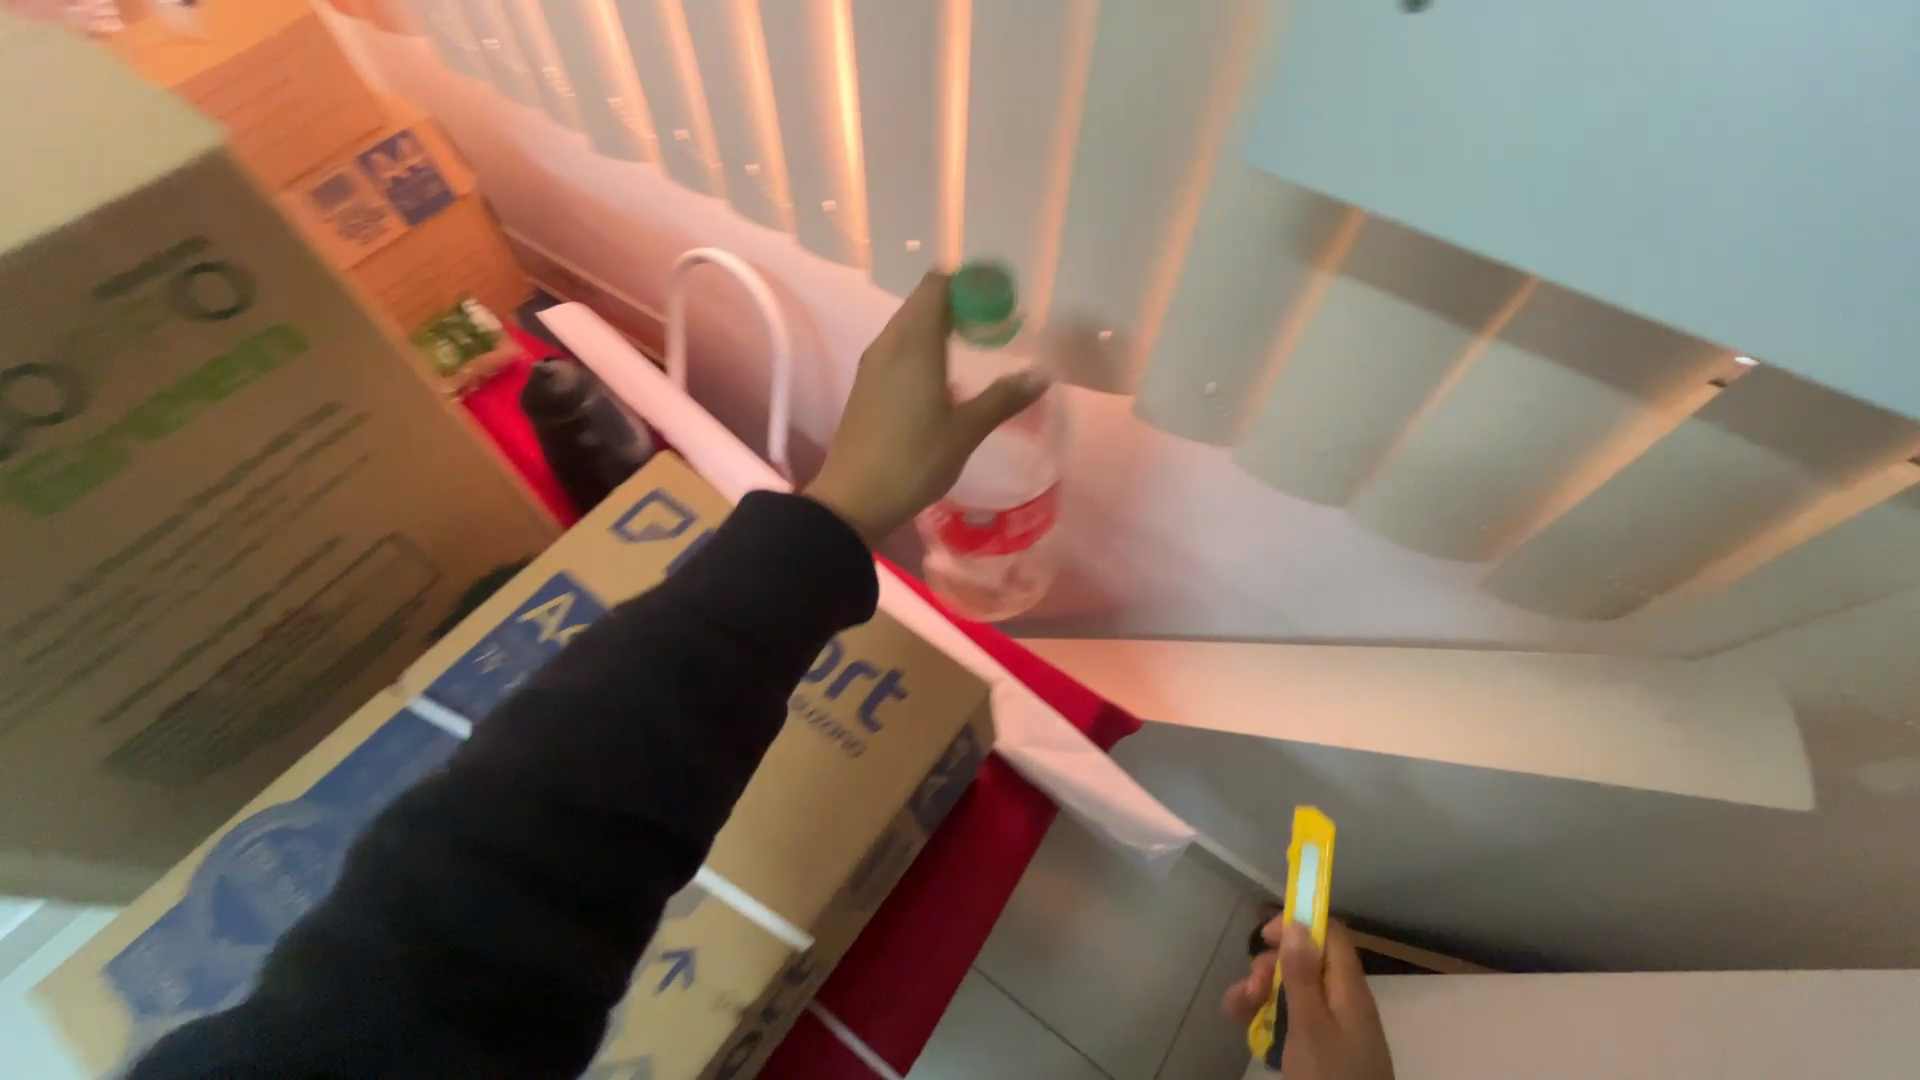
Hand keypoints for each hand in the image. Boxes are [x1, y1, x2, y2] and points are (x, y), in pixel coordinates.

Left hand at [804, 272, 1049, 544]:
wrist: (854, 499)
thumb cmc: (913, 462)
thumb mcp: (965, 432)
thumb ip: (1003, 398)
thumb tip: (1042, 374)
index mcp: (915, 345)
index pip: (938, 285)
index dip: (969, 283)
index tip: (999, 299)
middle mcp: (890, 344)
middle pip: (923, 301)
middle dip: (959, 302)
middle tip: (995, 323)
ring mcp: (873, 364)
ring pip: (908, 324)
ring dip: (939, 325)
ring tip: (975, 345)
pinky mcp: (866, 385)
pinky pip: (898, 347)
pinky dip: (923, 346)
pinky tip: (943, 374)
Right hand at [1224, 917, 1393, 1079]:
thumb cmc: (1330, 1078)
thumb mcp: (1310, 1026)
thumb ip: (1303, 975)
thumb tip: (1299, 923)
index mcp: (1349, 990)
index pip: (1331, 934)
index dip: (1299, 925)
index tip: (1266, 936)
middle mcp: (1343, 1002)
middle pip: (1305, 961)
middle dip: (1270, 965)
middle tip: (1251, 985)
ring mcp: (1333, 1026)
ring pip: (1293, 989)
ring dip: (1260, 990)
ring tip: (1236, 1007)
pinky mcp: (1321, 1048)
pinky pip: (1292, 1017)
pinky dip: (1266, 1014)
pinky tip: (1242, 1021)